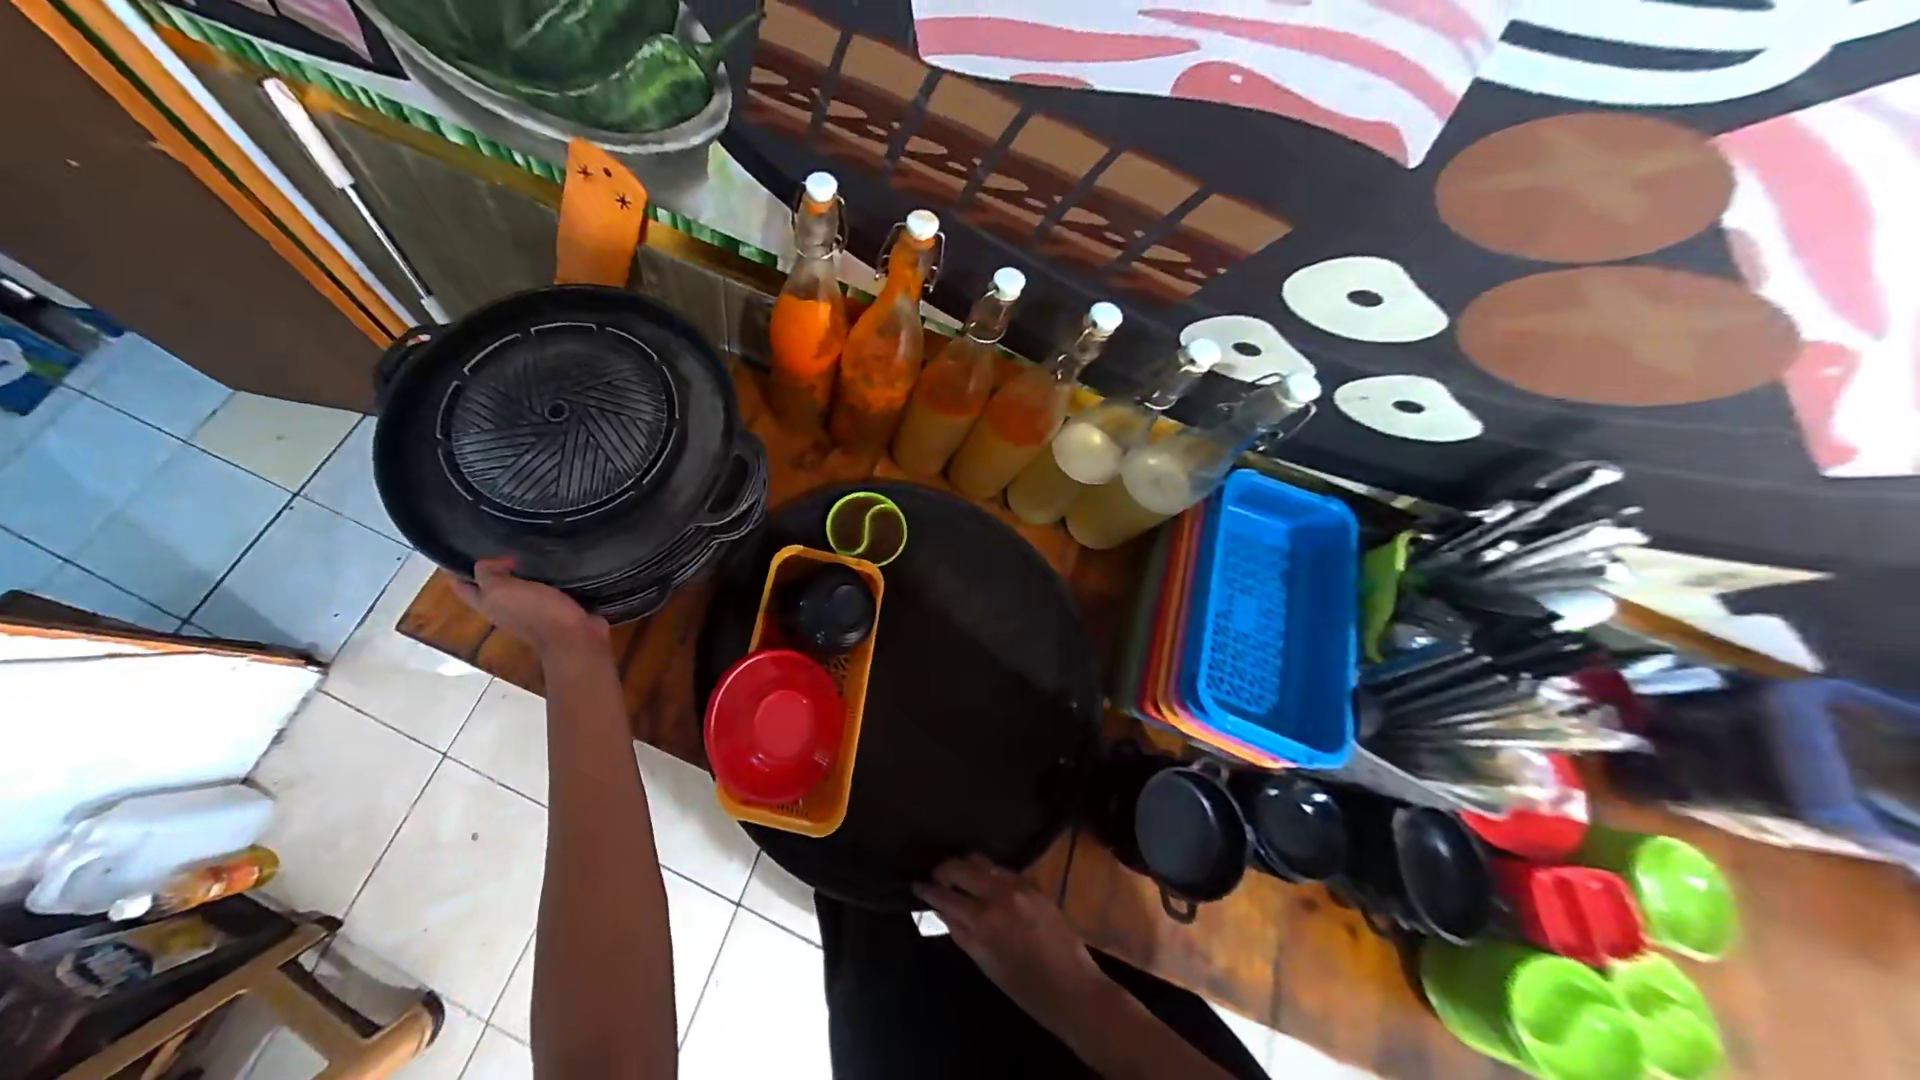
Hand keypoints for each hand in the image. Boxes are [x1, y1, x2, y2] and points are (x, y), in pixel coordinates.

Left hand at [450, 557, 608, 658]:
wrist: (575, 637)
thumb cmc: (536, 613)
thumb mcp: (502, 590)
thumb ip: (489, 574)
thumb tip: (490, 562)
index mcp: (488, 604)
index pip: (463, 586)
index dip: (458, 568)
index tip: (467, 547)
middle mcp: (507, 608)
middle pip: (493, 586)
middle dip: (495, 566)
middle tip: (505, 543)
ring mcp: (534, 609)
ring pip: (522, 586)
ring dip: (526, 570)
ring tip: (533, 549)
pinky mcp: (559, 607)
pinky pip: (550, 588)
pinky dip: (550, 576)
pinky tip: (558, 564)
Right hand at [914, 855, 1110, 1033]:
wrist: (1074, 989)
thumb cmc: (1026, 988)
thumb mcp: (987, 964)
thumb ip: (962, 934)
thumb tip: (941, 911)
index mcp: (985, 920)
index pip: (946, 895)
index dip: (928, 889)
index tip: (916, 885)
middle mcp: (1000, 894)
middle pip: (961, 867)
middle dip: (944, 870)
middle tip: (935, 877)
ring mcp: (1020, 885)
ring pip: (982, 862)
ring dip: (966, 866)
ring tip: (957, 876)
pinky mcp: (1035, 883)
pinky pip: (1003, 869)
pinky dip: (988, 872)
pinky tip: (984, 882)